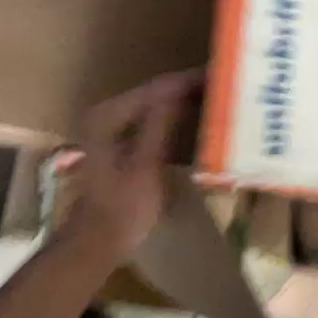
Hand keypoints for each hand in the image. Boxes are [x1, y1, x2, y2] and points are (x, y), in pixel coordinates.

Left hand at [57, 71, 199, 263]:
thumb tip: (179, 86)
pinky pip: (149, 125)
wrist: (96, 244)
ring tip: (214, 100)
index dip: (186, 81)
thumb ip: (161, 123)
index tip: (217, 73)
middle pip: (152, 95)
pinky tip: (193, 124)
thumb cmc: (121, 208)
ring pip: (152, 110)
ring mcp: (109, 132)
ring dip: (180, 105)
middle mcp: (105, 115)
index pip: (154, 89)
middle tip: (221, 86)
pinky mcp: (118, 148)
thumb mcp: (145, 165)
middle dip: (185, 90)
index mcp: (108, 115)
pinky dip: (170, 123)